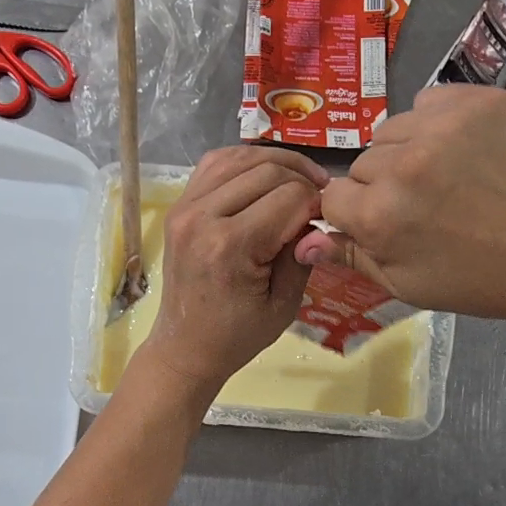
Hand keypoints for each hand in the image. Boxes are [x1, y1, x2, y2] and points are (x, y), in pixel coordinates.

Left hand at [137, 146, 327, 393]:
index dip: (316, 204)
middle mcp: (203, 217)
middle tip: (317, 202)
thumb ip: (302, 255)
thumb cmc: (237, 336)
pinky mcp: (179, 206)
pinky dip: (245, 162)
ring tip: (300, 181)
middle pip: (267, 171)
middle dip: (301, 181)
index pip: (290, 197)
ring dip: (277, 164)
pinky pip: (216, 164)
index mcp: (230, 246)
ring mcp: (185, 207)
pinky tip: (266, 176)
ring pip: (241, 157)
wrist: (185, 348)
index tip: (326, 220)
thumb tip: (317, 216)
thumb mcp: (284, 305)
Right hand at [302, 85, 505, 326]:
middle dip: (379, 186)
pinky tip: (458, 151)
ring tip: (439, 177)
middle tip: (419, 207)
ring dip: (403, 152)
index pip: (332, 198)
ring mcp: (443, 125)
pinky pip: (428, 103)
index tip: (380, 224)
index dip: (352, 214)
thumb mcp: (405, 284)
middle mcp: (402, 163)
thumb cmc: (478, 280)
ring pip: (390, 130)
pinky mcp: (477, 100)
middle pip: (362, 164)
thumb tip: (301, 243)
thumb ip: (350, 257)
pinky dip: (434, 124)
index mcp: (379, 214)